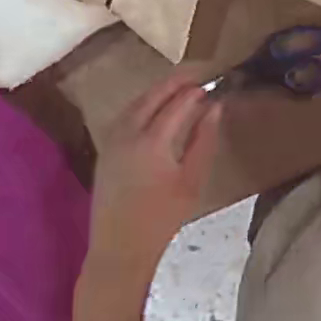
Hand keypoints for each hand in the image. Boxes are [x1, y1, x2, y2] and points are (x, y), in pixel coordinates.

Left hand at [84, 72, 222, 288]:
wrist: (121, 245)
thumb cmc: (163, 217)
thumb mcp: (192, 180)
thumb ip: (204, 139)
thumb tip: (215, 107)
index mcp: (153, 140)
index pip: (178, 101)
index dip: (197, 89)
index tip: (214, 82)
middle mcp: (129, 131)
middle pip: (155, 93)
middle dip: (177, 80)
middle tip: (200, 74)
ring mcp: (113, 137)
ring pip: (138, 100)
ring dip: (160, 89)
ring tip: (183, 86)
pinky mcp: (106, 146)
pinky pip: (127, 113)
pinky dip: (145, 103)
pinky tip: (158, 107)